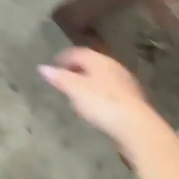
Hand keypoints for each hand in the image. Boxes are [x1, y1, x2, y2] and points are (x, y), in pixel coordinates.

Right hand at [38, 47, 164, 146]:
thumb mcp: (75, 90)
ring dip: (91, 82)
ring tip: (79, 94)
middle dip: (78, 69)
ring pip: (103, 77)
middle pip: (92, 63)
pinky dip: (101, 94)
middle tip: (66, 79)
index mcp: (98, 60)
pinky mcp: (133, 100)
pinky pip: (112, 91)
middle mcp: (113, 66)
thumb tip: (42, 67)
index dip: (65, 57)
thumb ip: (59, 78)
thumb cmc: (102, 103)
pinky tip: (98, 107)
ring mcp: (125, 83)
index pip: (78, 52)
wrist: (136, 126)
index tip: (55, 65)